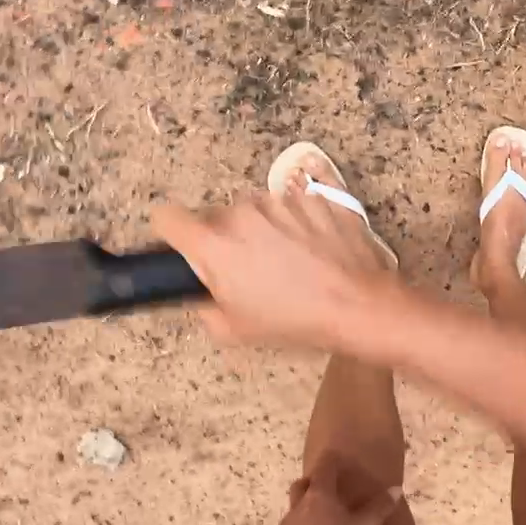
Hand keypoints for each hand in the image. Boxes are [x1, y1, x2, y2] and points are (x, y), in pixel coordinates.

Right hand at [151, 193, 390, 348]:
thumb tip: (202, 292)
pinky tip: (312, 248)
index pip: (166, 218)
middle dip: (226, 238)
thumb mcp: (235, 329)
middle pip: (218, 216)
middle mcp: (243, 212)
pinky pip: (293, 203)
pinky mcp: (315, 196)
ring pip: (257, 209)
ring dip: (264, 228)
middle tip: (249, 268)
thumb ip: (203, 304)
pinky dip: (297, 221)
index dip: (172, 234)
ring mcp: (282, 200)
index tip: (184, 247)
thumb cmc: (296, 320)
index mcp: (214, 243)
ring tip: (290, 261)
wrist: (359, 304)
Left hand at [265, 454, 400, 524]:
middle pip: (300, 486)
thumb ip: (379, 508)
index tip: (336, 457)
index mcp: (320, 497)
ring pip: (291, 515)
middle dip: (310, 484)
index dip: (331, 461)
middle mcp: (297, 509)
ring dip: (302, 515)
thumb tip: (395, 488)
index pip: (324, 468)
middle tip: (324, 489)